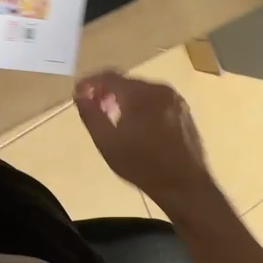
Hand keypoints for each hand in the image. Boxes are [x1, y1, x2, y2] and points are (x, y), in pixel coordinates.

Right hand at [73, 72, 218, 216]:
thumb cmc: (141, 166)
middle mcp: (159, 89)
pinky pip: (156, 100)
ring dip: (124, 99)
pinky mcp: (184, 111)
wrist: (184, 186)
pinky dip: (141, 105)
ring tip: (113, 117)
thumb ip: (91, 114)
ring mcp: (175, 99)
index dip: (90, 82)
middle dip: (107, 91)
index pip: (108, 76)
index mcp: (139, 94)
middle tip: (95, 108)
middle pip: (126, 82)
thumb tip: (80, 94)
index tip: (78, 93)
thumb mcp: (107, 142)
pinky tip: (136, 125)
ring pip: (141, 90)